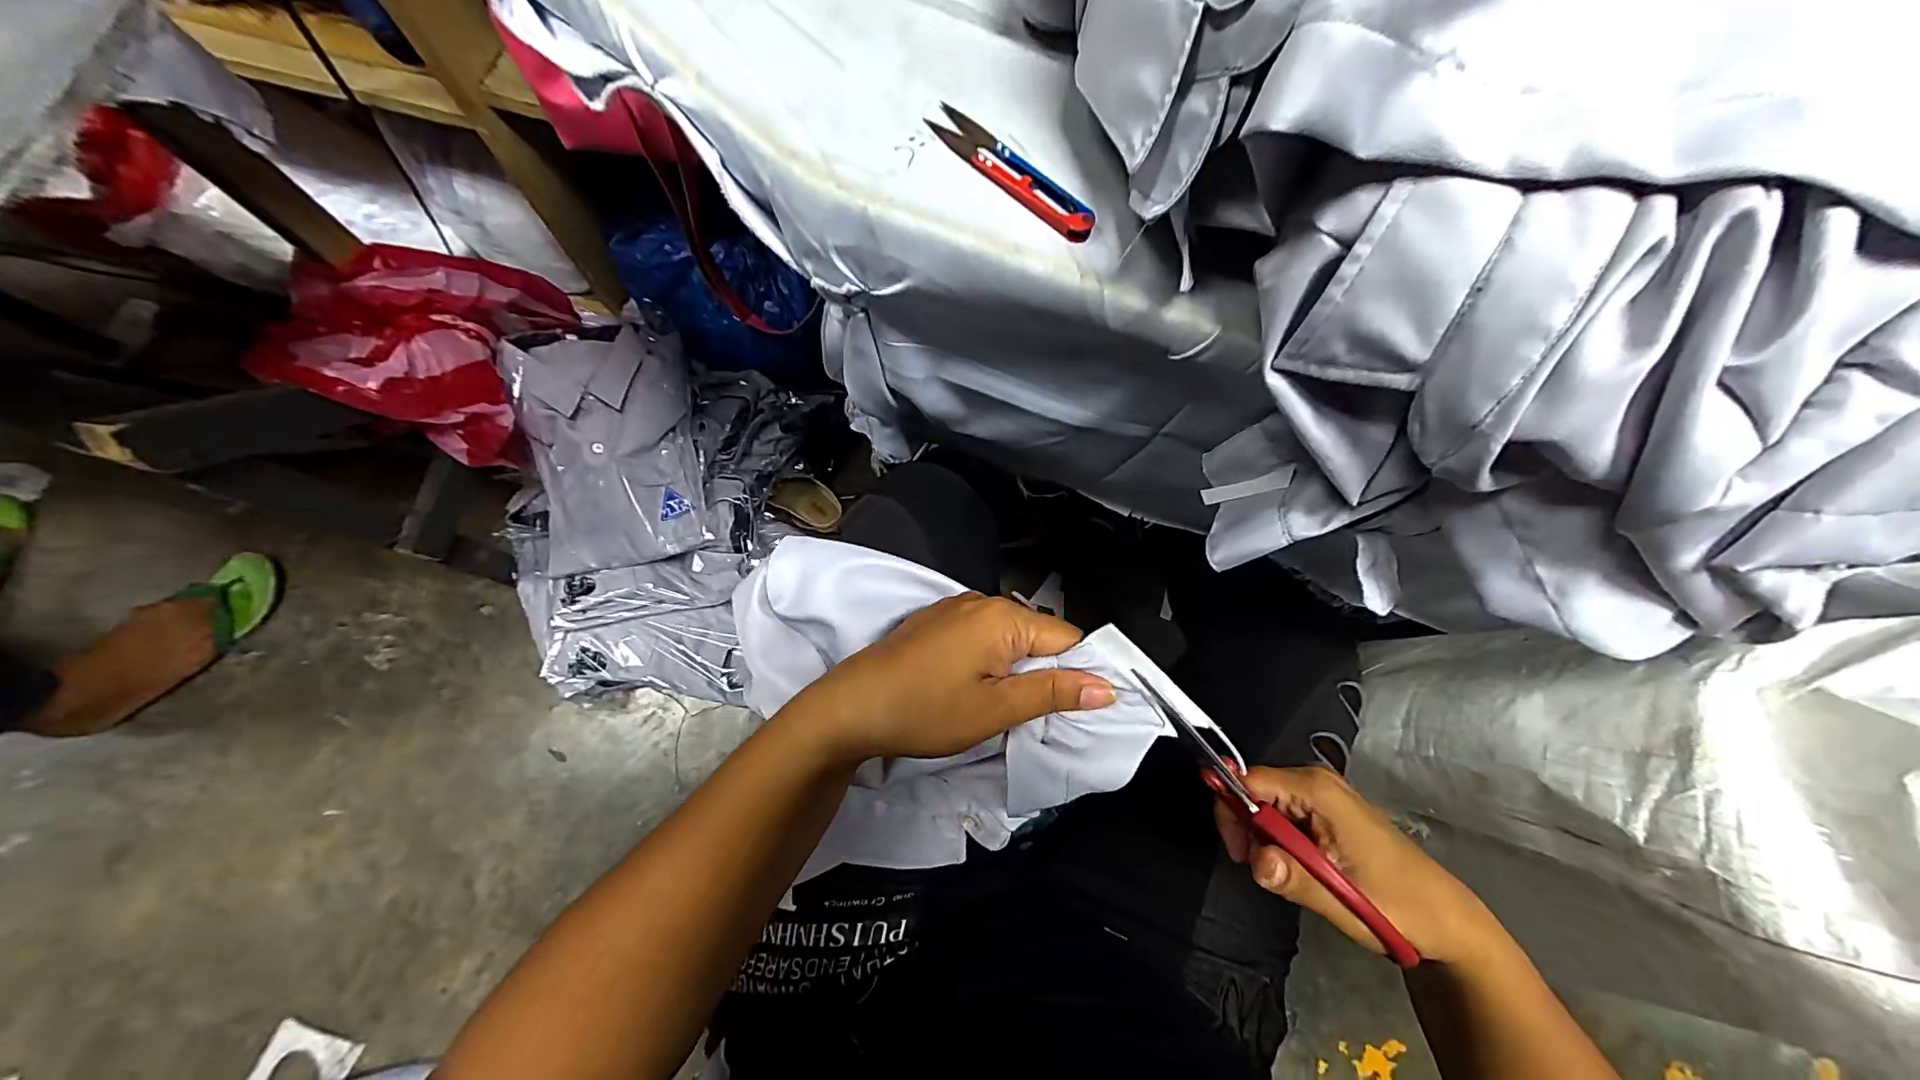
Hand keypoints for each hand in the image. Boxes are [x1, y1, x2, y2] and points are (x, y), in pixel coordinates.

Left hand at [775, 593, 1115, 764]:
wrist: (850, 708)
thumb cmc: (922, 709)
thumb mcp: (995, 708)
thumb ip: (1052, 693)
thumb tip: (1104, 686)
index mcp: (1003, 617)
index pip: (1069, 637)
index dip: (1082, 672)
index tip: (1081, 707)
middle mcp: (981, 602)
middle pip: (1040, 635)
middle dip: (1047, 673)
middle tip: (1035, 714)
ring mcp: (955, 610)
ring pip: (1011, 638)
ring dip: (1017, 670)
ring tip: (1002, 706)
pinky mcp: (938, 623)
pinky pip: (983, 637)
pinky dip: (990, 662)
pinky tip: (974, 689)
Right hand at [1216, 766, 1500, 963]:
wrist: (1446, 919)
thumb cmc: (1400, 906)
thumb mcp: (1341, 900)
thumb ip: (1292, 877)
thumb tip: (1254, 860)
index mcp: (1318, 790)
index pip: (1246, 779)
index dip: (1232, 812)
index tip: (1240, 853)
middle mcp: (1317, 781)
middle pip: (1252, 790)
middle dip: (1247, 830)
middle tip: (1266, 870)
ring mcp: (1322, 793)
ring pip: (1264, 804)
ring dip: (1264, 839)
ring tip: (1290, 873)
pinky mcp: (1325, 808)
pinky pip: (1282, 813)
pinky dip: (1279, 840)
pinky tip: (1300, 865)